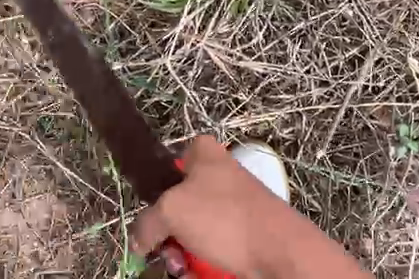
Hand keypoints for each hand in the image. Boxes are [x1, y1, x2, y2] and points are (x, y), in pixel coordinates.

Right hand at [130, 137, 371, 278]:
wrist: (279, 251)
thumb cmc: (223, 216)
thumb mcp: (171, 211)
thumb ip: (146, 223)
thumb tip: (139, 242)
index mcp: (202, 152)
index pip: (167, 166)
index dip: (156, 195)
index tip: (154, 218)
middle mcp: (216, 174)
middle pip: (176, 206)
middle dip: (168, 235)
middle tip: (169, 252)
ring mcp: (230, 205)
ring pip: (192, 232)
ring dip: (182, 255)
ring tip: (185, 267)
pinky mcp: (242, 234)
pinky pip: (211, 249)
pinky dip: (201, 264)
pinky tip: (199, 274)